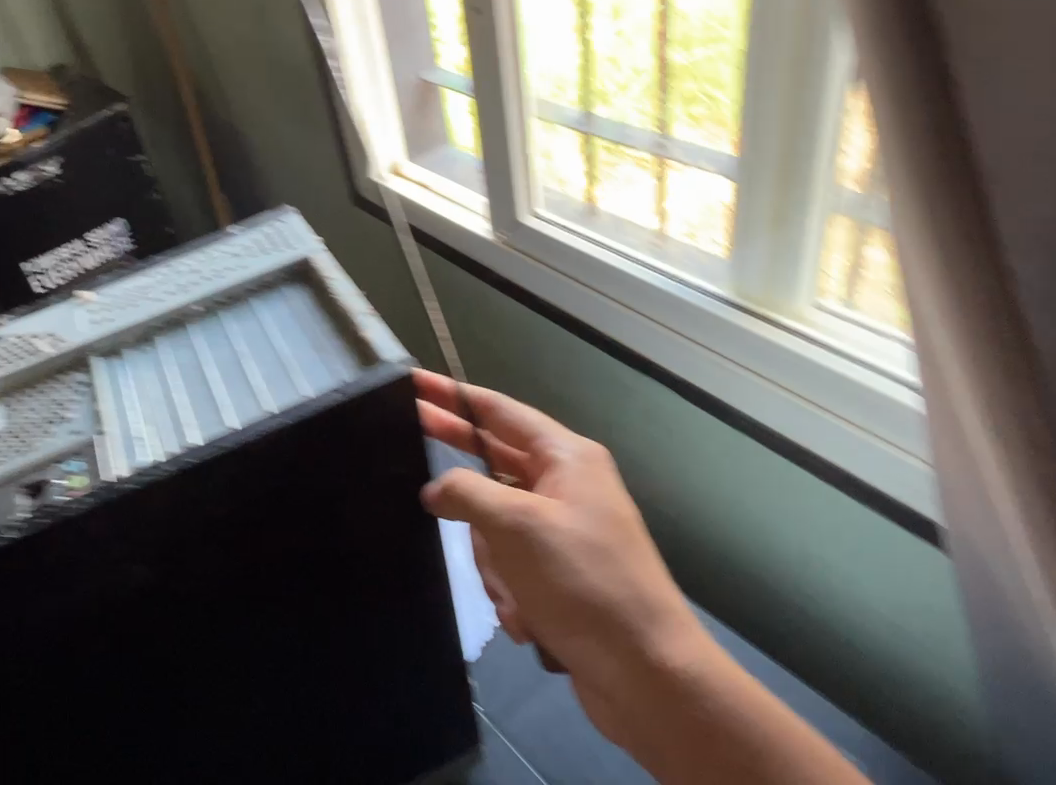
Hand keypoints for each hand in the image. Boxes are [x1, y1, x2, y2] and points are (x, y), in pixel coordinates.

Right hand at [414, 369, 709, 748]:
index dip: (453, 394)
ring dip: (494, 561)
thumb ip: (465, 492)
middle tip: (408, 432)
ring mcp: (564, 531)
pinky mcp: (560, 574)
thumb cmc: (583, 582)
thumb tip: (435, 491)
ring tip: (511, 593)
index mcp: (566, 458)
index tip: (414, 381)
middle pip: (494, 464)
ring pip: (495, 525)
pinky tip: (524, 618)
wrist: (647, 675)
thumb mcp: (515, 526)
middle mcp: (567, 485)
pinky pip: (511, 564)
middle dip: (461, 479)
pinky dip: (509, 589)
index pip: (498, 411)